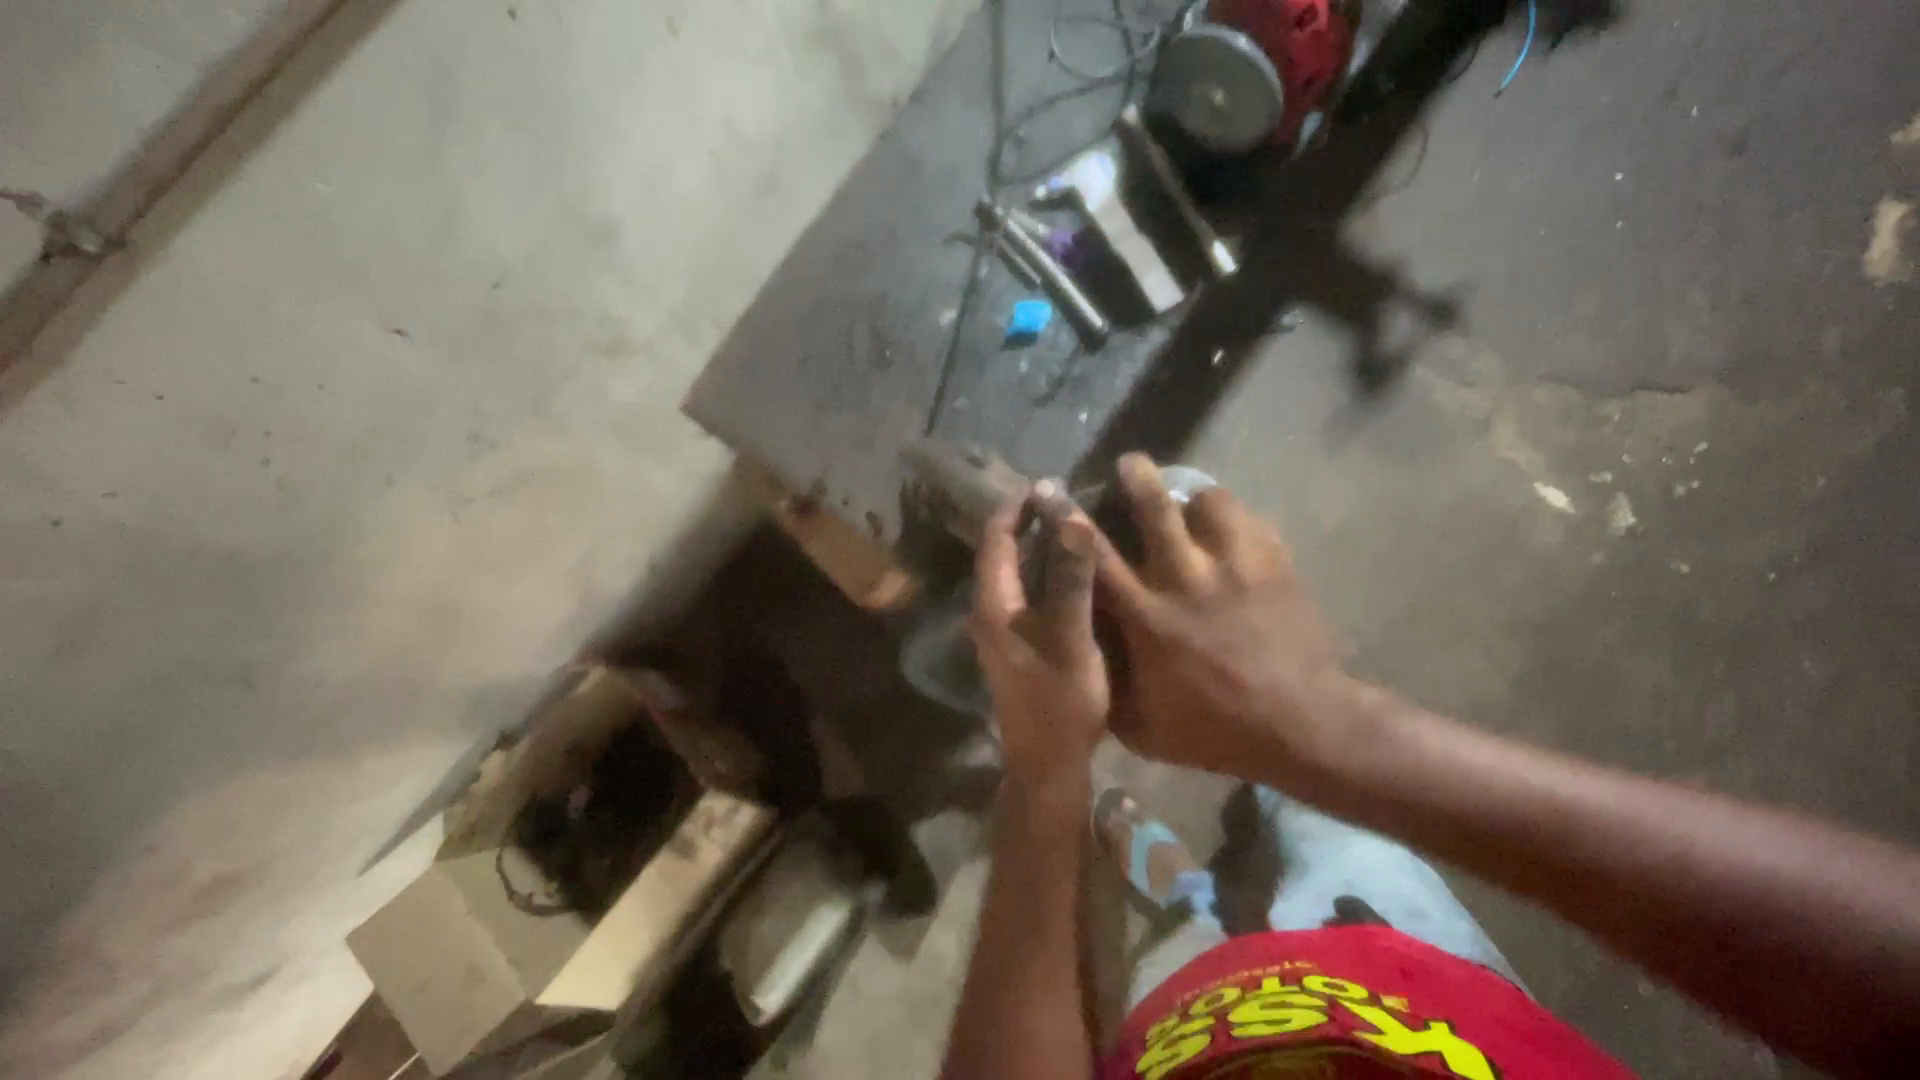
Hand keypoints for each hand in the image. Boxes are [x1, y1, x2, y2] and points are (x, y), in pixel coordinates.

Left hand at [972, 482, 1109, 789]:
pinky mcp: (1017, 644)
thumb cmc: (1059, 700)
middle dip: (1030, 524)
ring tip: (1077, 527)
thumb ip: (1071, 578)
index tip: (1051, 486)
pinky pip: (1027, 593)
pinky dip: (1046, 574)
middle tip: (1071, 502)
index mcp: (993, 604)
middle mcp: (989, 611)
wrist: (1047, 762)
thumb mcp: (1072, 636)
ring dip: (1039, 548)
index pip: (995, 539)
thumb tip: (1072, 519)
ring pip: (1015, 574)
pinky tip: (1078, 573)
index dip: (1018, 508)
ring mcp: (1001, 630)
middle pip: (1002, 553)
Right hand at [1089, 454, 1355, 781]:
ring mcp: (1234, 565)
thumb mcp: (1140, 728)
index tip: (1056, 496)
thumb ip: (1103, 687)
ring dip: (1191, 498)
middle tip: (1127, 466)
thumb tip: (1078, 656)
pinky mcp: (1273, 563)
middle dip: (1135, 476)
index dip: (1069, 519)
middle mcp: (1184, 578)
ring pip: (1207, 500)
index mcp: (1146, 616)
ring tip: (1189, 506)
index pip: (1094, 554)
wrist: (1301, 725)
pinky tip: (1228, 532)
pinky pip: (1248, 519)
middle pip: (1153, 504)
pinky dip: (1232, 518)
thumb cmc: (1214, 730)